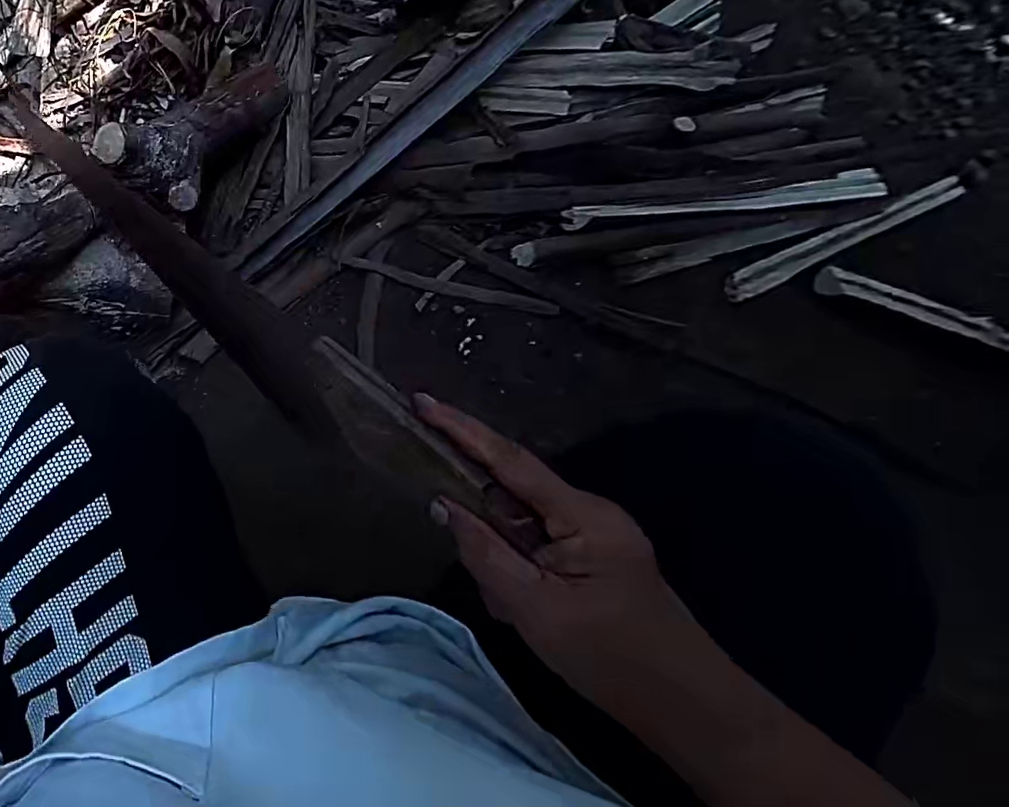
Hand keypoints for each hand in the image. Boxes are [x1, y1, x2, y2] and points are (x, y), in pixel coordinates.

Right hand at [417, 394, 703, 707]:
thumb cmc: (612, 656)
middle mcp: (588, 511)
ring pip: (514, 519)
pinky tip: (518, 605)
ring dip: (496, 553)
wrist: (692, 713)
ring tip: (508, 603)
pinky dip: (510, 565)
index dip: (461, 428)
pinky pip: (528, 540)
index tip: (422, 401)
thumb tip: (440, 503)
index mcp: (583, 515)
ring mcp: (590, 532)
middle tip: (469, 555)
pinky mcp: (586, 553)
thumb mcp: (532, 606)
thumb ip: (480, 548)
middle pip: (507, 488)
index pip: (509, 459)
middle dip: (476, 517)